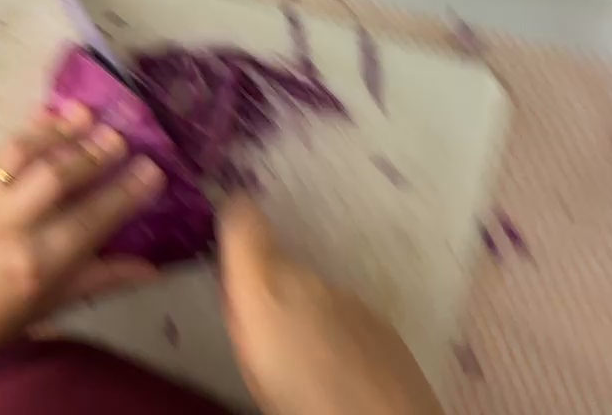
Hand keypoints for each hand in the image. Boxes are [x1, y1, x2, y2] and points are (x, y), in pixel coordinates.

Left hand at [0, 103, 165, 348]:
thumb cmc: (0, 313)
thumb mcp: (54, 305)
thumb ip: (100, 279)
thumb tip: (153, 267)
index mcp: (39, 264)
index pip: (90, 222)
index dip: (123, 194)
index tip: (151, 170)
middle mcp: (13, 225)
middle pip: (56, 179)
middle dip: (91, 155)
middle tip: (121, 137)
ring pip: (24, 155)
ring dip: (58, 131)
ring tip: (87, 114)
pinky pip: (1, 151)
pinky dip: (28, 132)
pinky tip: (49, 117)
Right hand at [220, 198, 444, 414]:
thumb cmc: (297, 396)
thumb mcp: (247, 357)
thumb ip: (238, 312)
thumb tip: (235, 287)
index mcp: (259, 283)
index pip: (243, 219)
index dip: (237, 215)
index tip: (233, 220)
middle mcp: (303, 276)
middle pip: (278, 264)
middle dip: (273, 287)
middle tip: (274, 329)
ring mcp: (345, 294)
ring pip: (312, 290)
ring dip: (307, 310)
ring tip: (313, 355)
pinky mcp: (379, 318)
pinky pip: (343, 311)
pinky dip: (338, 328)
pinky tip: (344, 365)